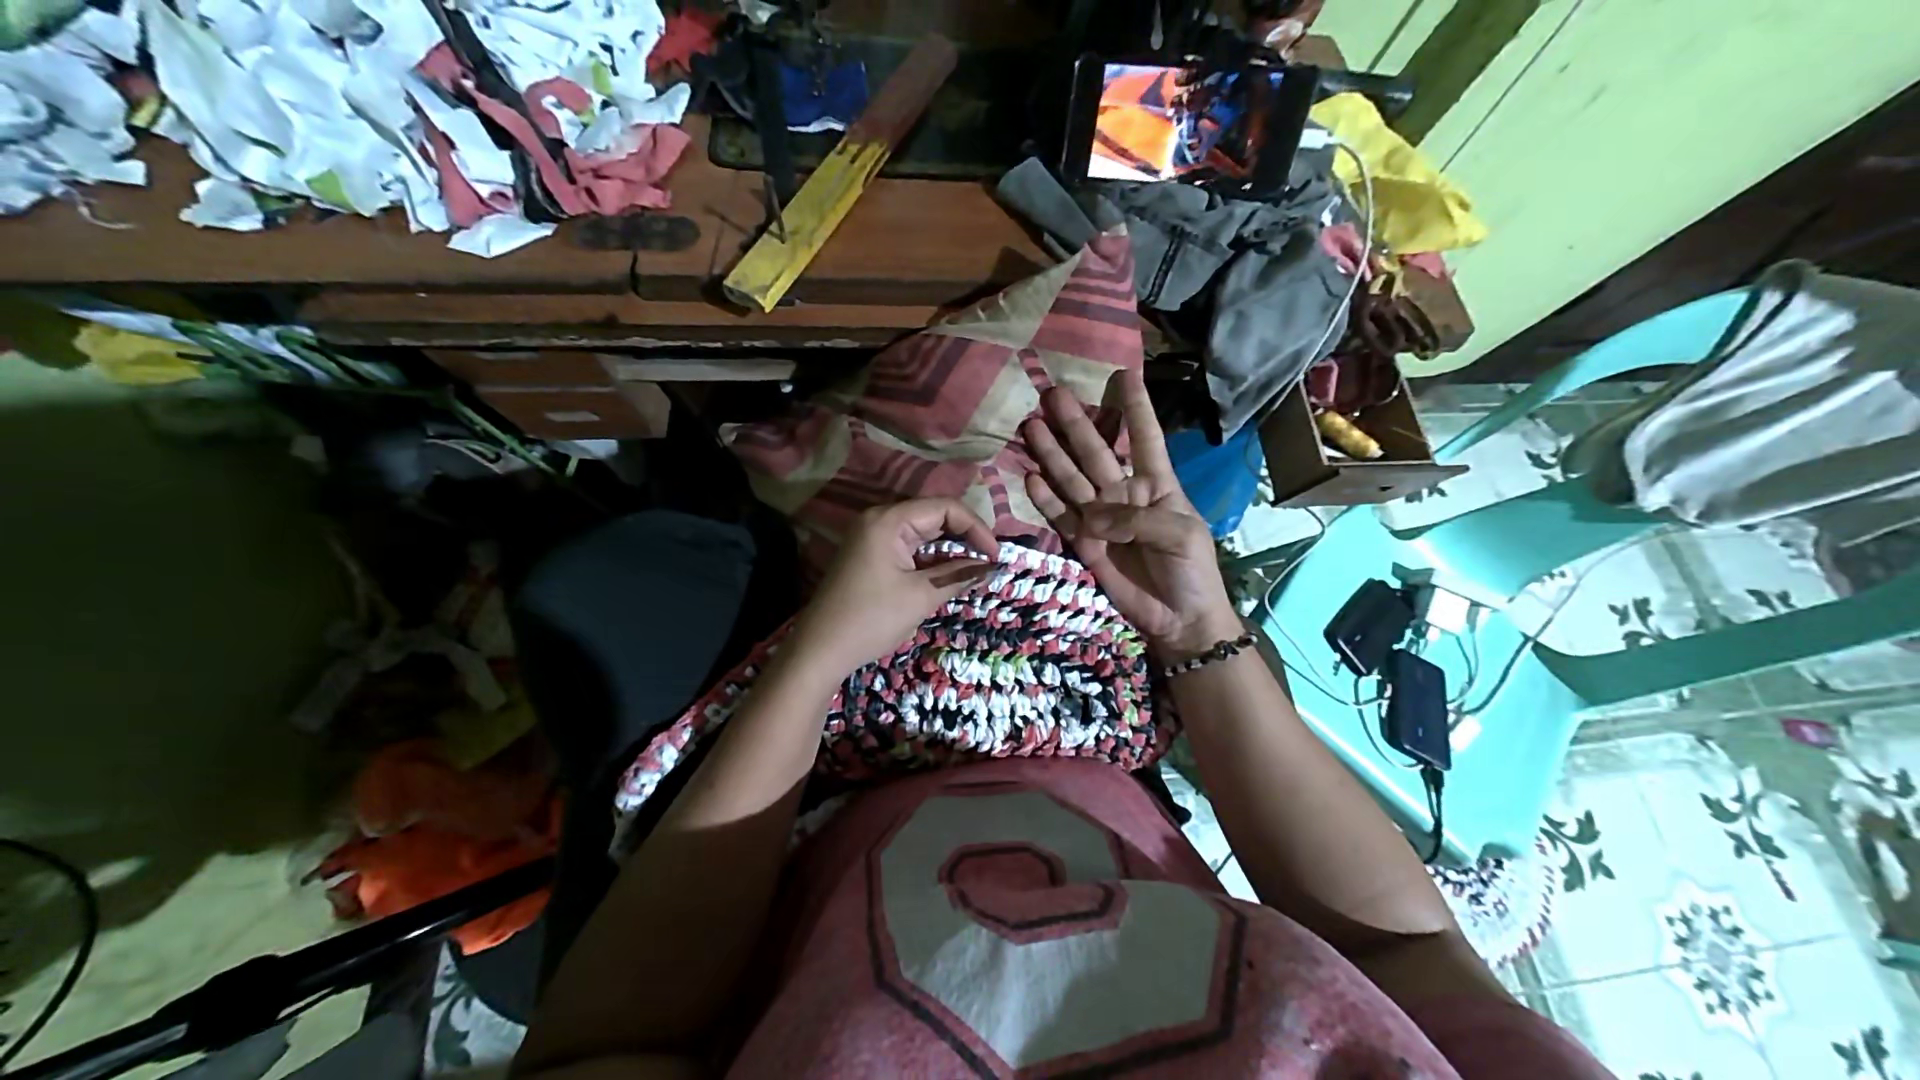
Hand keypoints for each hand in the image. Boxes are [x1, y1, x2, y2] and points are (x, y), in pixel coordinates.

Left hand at [786, 498, 999, 678]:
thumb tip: (991, 565)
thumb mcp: (921, 596)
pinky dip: (932, 559)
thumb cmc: (871, 619)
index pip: (945, 507)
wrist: (820, 649)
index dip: (976, 528)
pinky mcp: (871, 555)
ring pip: (923, 533)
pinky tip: (950, 574)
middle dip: (965, 536)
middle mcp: (879, 520)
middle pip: (934, 515)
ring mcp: (872, 537)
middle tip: (990, 562)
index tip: (996, 556)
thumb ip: (958, 574)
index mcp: (889, 521)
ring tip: (975, 569)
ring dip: (950, 548)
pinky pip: (909, 547)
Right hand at [1020, 369, 1240, 659]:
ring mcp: (1101, 518)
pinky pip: (1061, 516)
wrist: (1179, 619)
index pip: (1145, 438)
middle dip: (1076, 424)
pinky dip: (1046, 499)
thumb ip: (1136, 519)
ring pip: (1072, 479)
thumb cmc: (1191, 571)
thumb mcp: (1179, 535)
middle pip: (1096, 452)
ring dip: (1052, 454)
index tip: (1125, 374)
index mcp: (1157, 485)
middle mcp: (1125, 494)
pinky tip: (1030, 477)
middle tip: (1052, 394)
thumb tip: (1090, 517)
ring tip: (1031, 427)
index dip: (1136, 408)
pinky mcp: (1084, 543)